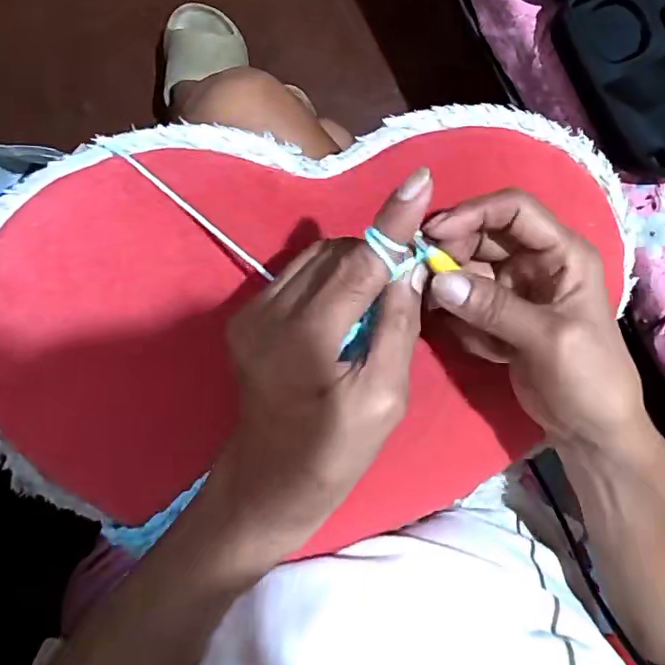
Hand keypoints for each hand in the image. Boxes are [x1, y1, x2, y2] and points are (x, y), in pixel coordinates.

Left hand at [209, 167, 432, 555]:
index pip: (360, 262)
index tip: (419, 179)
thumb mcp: (385, 400)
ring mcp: (251, 313)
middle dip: (377, 255)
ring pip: (318, 256)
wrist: (264, 485)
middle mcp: (270, 314)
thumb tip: (408, 266)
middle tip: (403, 285)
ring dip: (354, 264)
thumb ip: (398, 326)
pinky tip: (343, 308)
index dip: (393, 220)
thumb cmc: (334, 454)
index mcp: (306, 339)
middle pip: (339, 252)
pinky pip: (300, 272)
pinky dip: (331, 276)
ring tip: (373, 302)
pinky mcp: (245, 315)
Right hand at [421, 189, 650, 453]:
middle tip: (421, 275)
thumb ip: (494, 308)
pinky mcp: (500, 315)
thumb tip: (438, 281)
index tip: (433, 231)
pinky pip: (467, 300)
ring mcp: (517, 288)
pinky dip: (461, 318)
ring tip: (449, 320)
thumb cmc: (590, 378)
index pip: (514, 209)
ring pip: (469, 267)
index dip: (474, 212)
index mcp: (563, 252)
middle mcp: (537, 261)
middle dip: (452, 251)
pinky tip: (483, 349)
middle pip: (483, 234)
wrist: (594, 432)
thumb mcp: (547, 340)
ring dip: (452, 289)